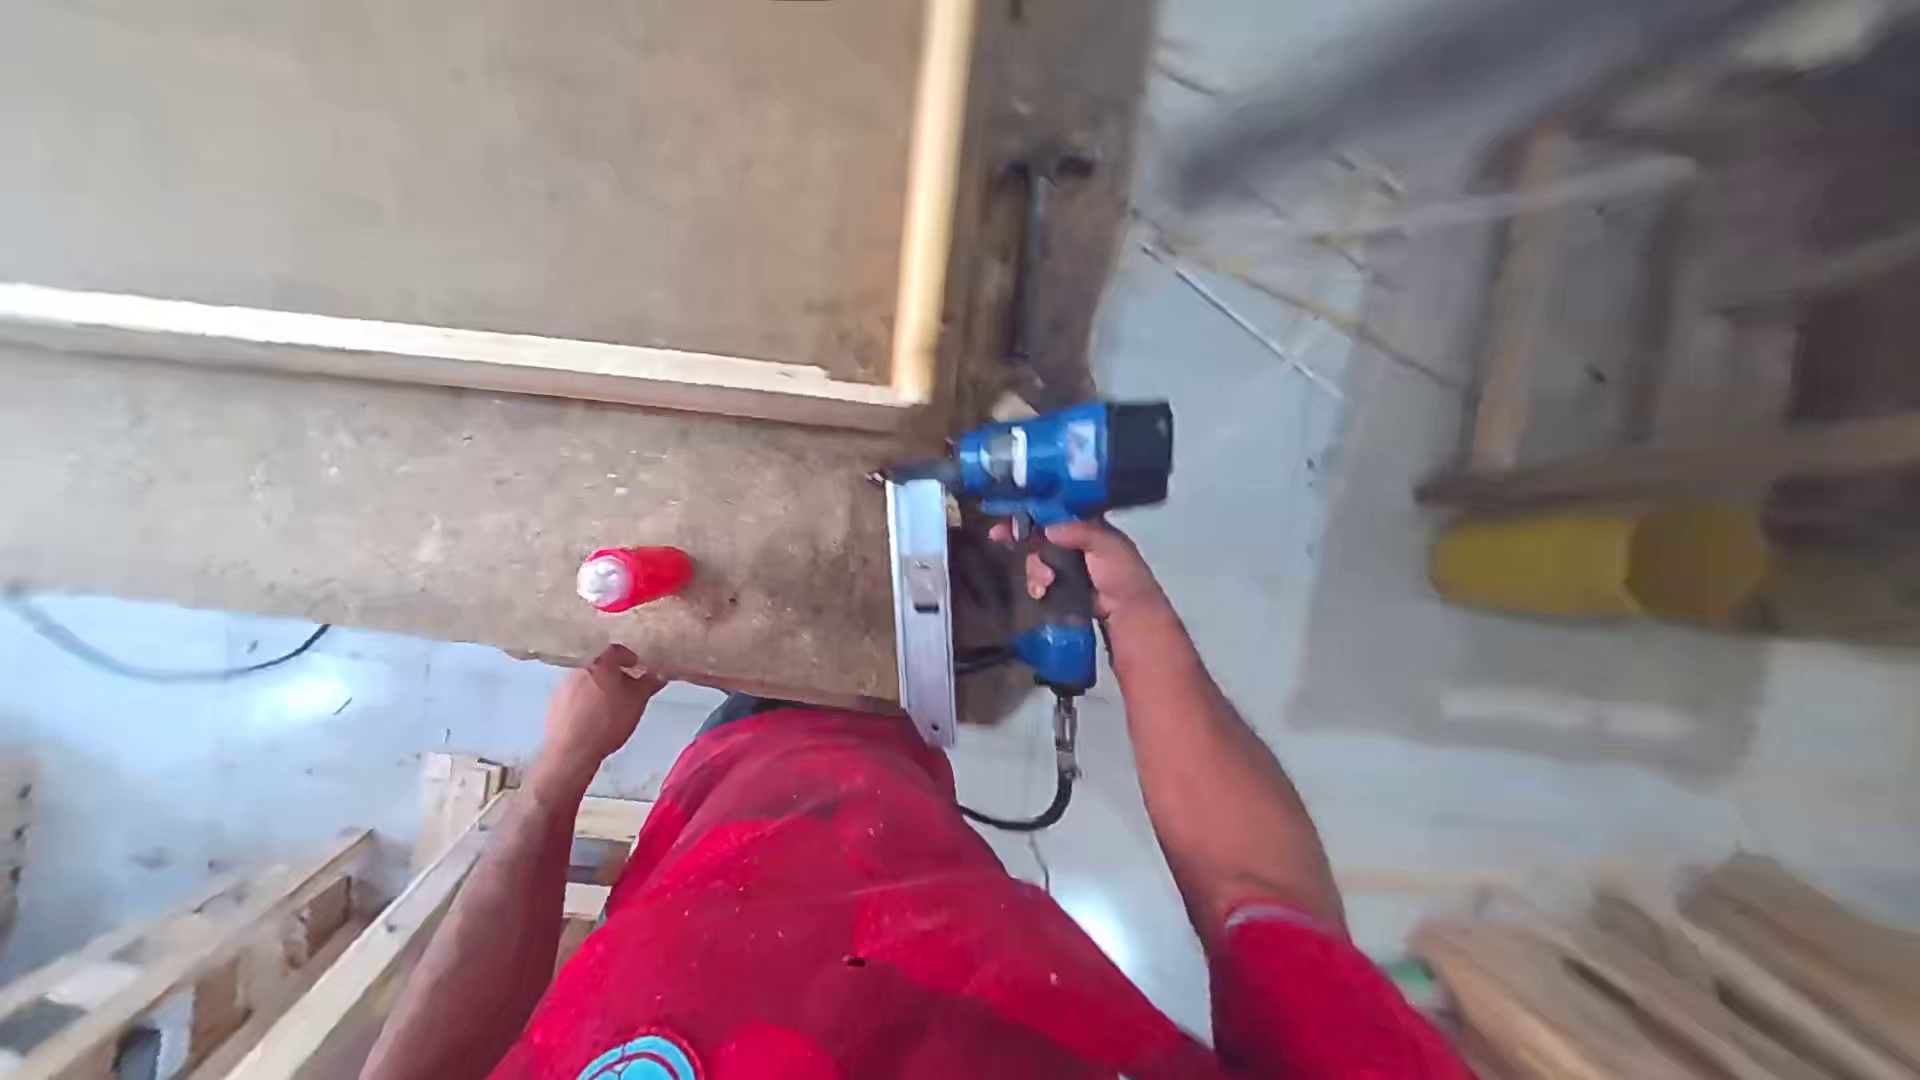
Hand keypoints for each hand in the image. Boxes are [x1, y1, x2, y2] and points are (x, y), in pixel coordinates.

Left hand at [531, 645, 664, 799]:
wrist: (572, 751)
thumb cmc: (608, 722)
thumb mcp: (638, 701)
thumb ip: (650, 683)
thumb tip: (660, 673)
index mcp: (600, 663)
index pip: (617, 649)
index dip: (630, 657)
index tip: (638, 667)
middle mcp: (578, 670)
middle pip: (601, 664)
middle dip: (616, 674)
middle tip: (629, 687)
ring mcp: (563, 687)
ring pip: (587, 680)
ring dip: (600, 686)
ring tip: (612, 704)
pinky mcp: (554, 704)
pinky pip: (575, 695)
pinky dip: (586, 700)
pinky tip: (594, 717)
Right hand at [990, 518, 1170, 622]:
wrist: (1130, 614)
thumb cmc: (1123, 575)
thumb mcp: (1108, 545)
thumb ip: (1081, 532)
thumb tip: (1048, 528)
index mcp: (1086, 526)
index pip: (1054, 512)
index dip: (1032, 511)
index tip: (1011, 514)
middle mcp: (1073, 543)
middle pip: (1038, 534)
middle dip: (1021, 538)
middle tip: (1000, 537)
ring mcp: (1065, 567)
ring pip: (1036, 559)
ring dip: (1034, 569)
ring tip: (1044, 583)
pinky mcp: (1060, 588)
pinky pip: (1039, 580)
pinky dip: (1036, 584)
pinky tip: (1041, 592)